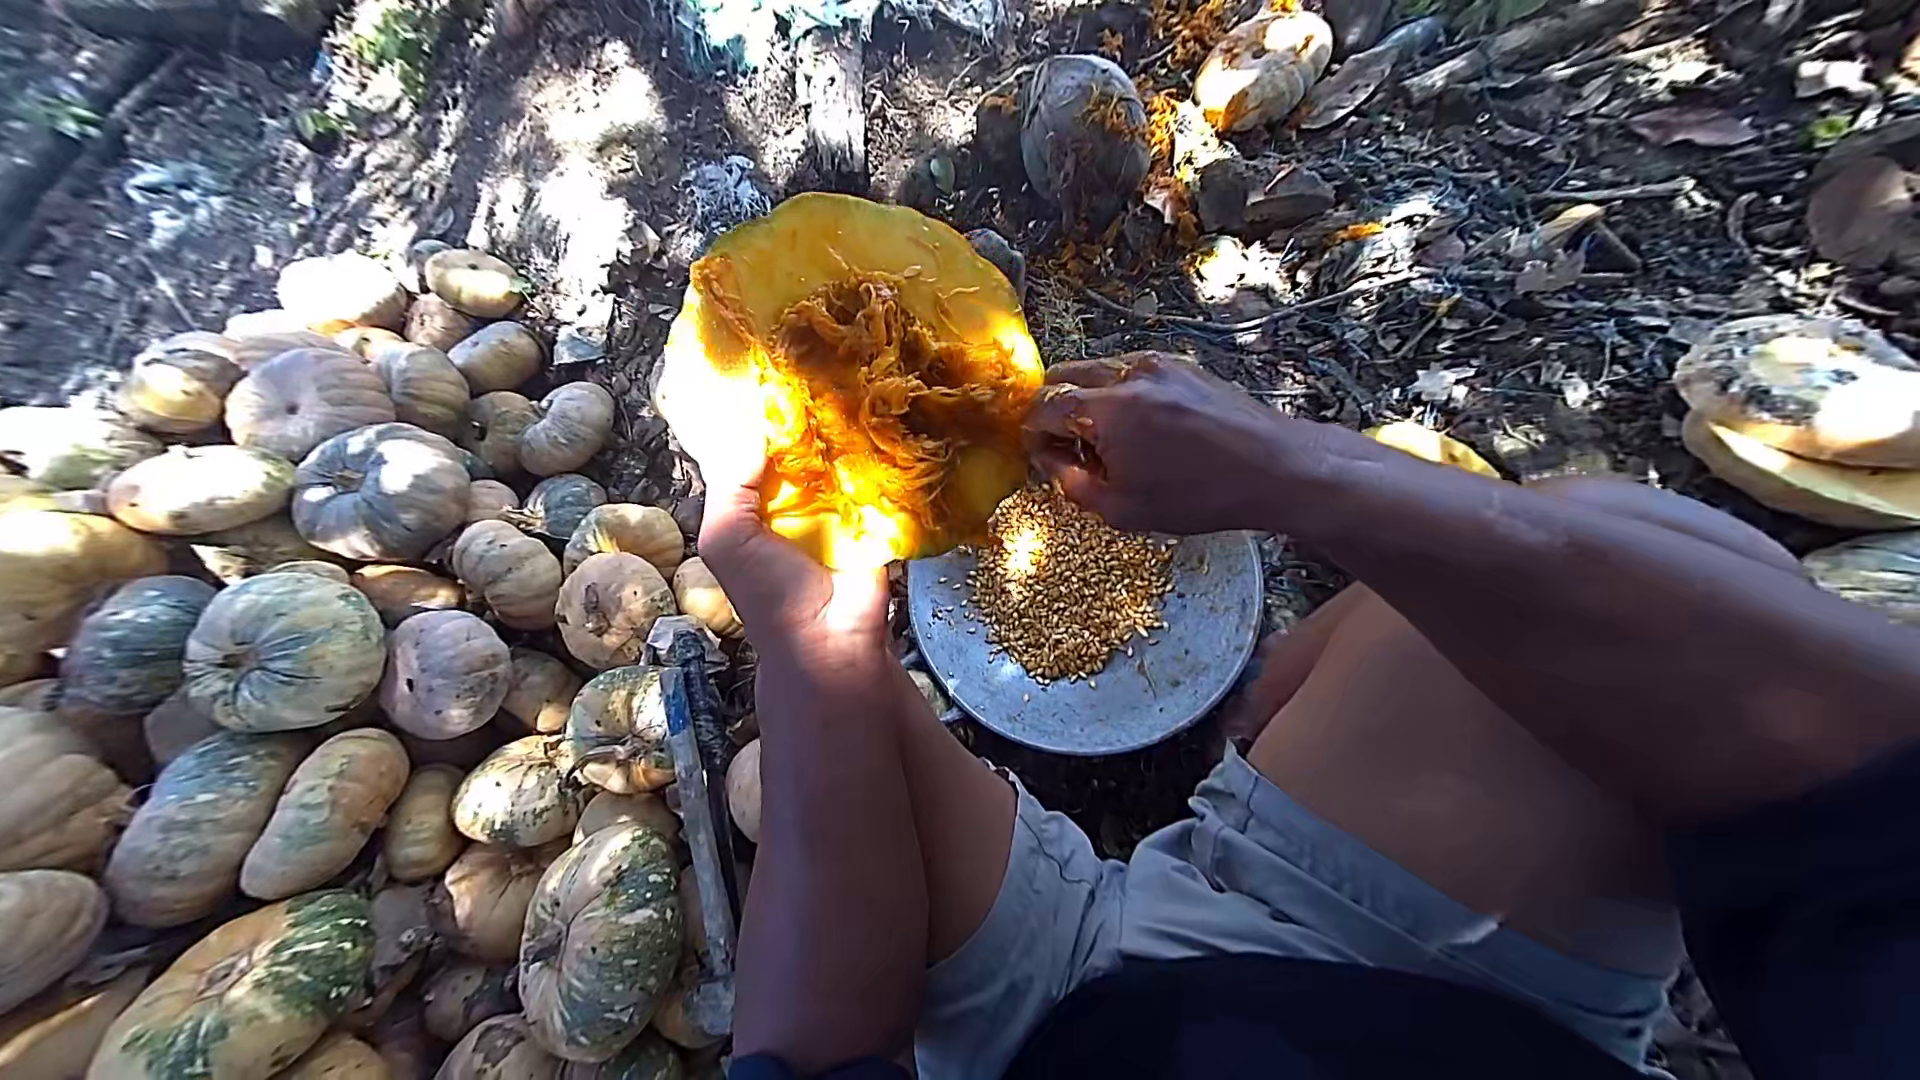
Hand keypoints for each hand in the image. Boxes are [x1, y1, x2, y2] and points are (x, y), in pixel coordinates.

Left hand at [654, 321, 889, 665]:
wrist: (829, 637)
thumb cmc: (769, 593)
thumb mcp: (726, 536)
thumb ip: (731, 482)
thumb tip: (754, 426)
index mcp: (757, 500)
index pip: (756, 445)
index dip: (759, 410)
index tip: (766, 364)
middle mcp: (798, 495)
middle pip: (802, 442)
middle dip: (806, 408)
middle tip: (816, 356)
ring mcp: (839, 502)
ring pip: (839, 452)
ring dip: (845, 423)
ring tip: (851, 370)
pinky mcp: (874, 511)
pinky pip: (874, 473)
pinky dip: (877, 449)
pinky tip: (883, 410)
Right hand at [1023, 352, 1296, 533]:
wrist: (1276, 469)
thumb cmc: (1202, 495)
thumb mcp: (1122, 509)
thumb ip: (1071, 483)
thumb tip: (1049, 462)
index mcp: (1111, 410)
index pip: (1045, 406)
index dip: (1032, 432)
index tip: (1038, 454)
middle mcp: (1131, 375)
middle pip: (1064, 375)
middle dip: (1052, 410)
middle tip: (1061, 446)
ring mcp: (1158, 364)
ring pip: (1095, 371)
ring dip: (1083, 401)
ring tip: (1101, 442)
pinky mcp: (1179, 365)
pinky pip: (1127, 372)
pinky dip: (1114, 395)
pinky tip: (1132, 430)